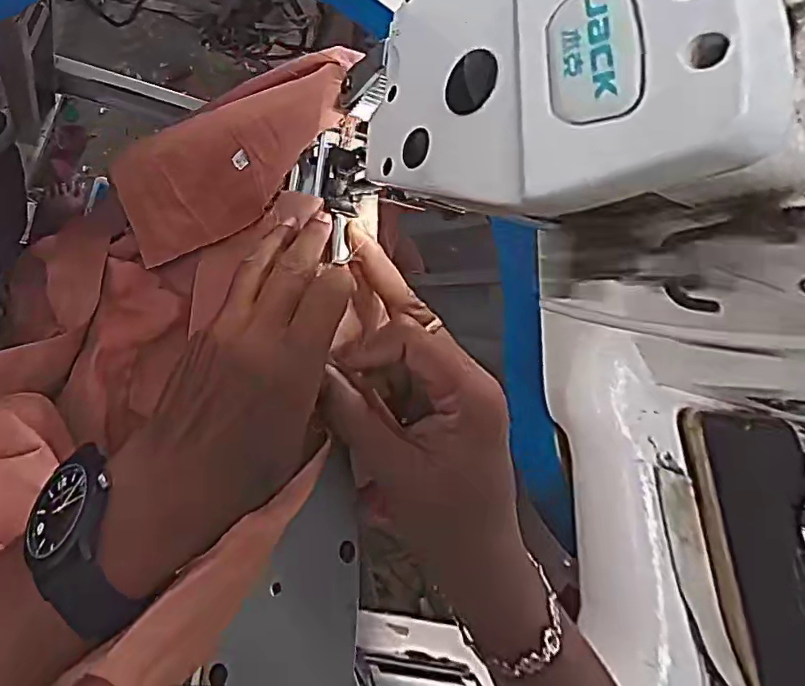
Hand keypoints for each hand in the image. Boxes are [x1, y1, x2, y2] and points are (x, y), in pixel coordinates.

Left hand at [96, 214, 351, 597]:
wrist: (177, 474)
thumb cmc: (242, 470)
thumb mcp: (302, 433)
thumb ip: (317, 384)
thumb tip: (324, 355)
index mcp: (293, 362)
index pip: (326, 295)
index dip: (341, 275)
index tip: (348, 266)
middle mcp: (260, 334)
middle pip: (292, 271)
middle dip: (312, 241)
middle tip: (324, 220)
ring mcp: (228, 327)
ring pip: (257, 268)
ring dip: (277, 240)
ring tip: (292, 221)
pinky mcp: (205, 329)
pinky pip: (234, 284)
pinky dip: (252, 262)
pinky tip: (259, 255)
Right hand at [324, 225, 543, 653]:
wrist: (484, 564)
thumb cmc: (454, 528)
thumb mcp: (397, 471)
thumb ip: (355, 417)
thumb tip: (320, 376)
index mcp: (468, 390)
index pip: (410, 339)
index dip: (367, 348)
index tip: (338, 370)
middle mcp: (466, 378)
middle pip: (418, 316)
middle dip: (383, 277)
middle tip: (357, 240)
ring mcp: (456, 385)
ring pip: (411, 333)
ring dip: (378, 306)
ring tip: (353, 268)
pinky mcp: (442, 398)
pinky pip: (406, 360)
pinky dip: (378, 348)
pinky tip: (357, 329)